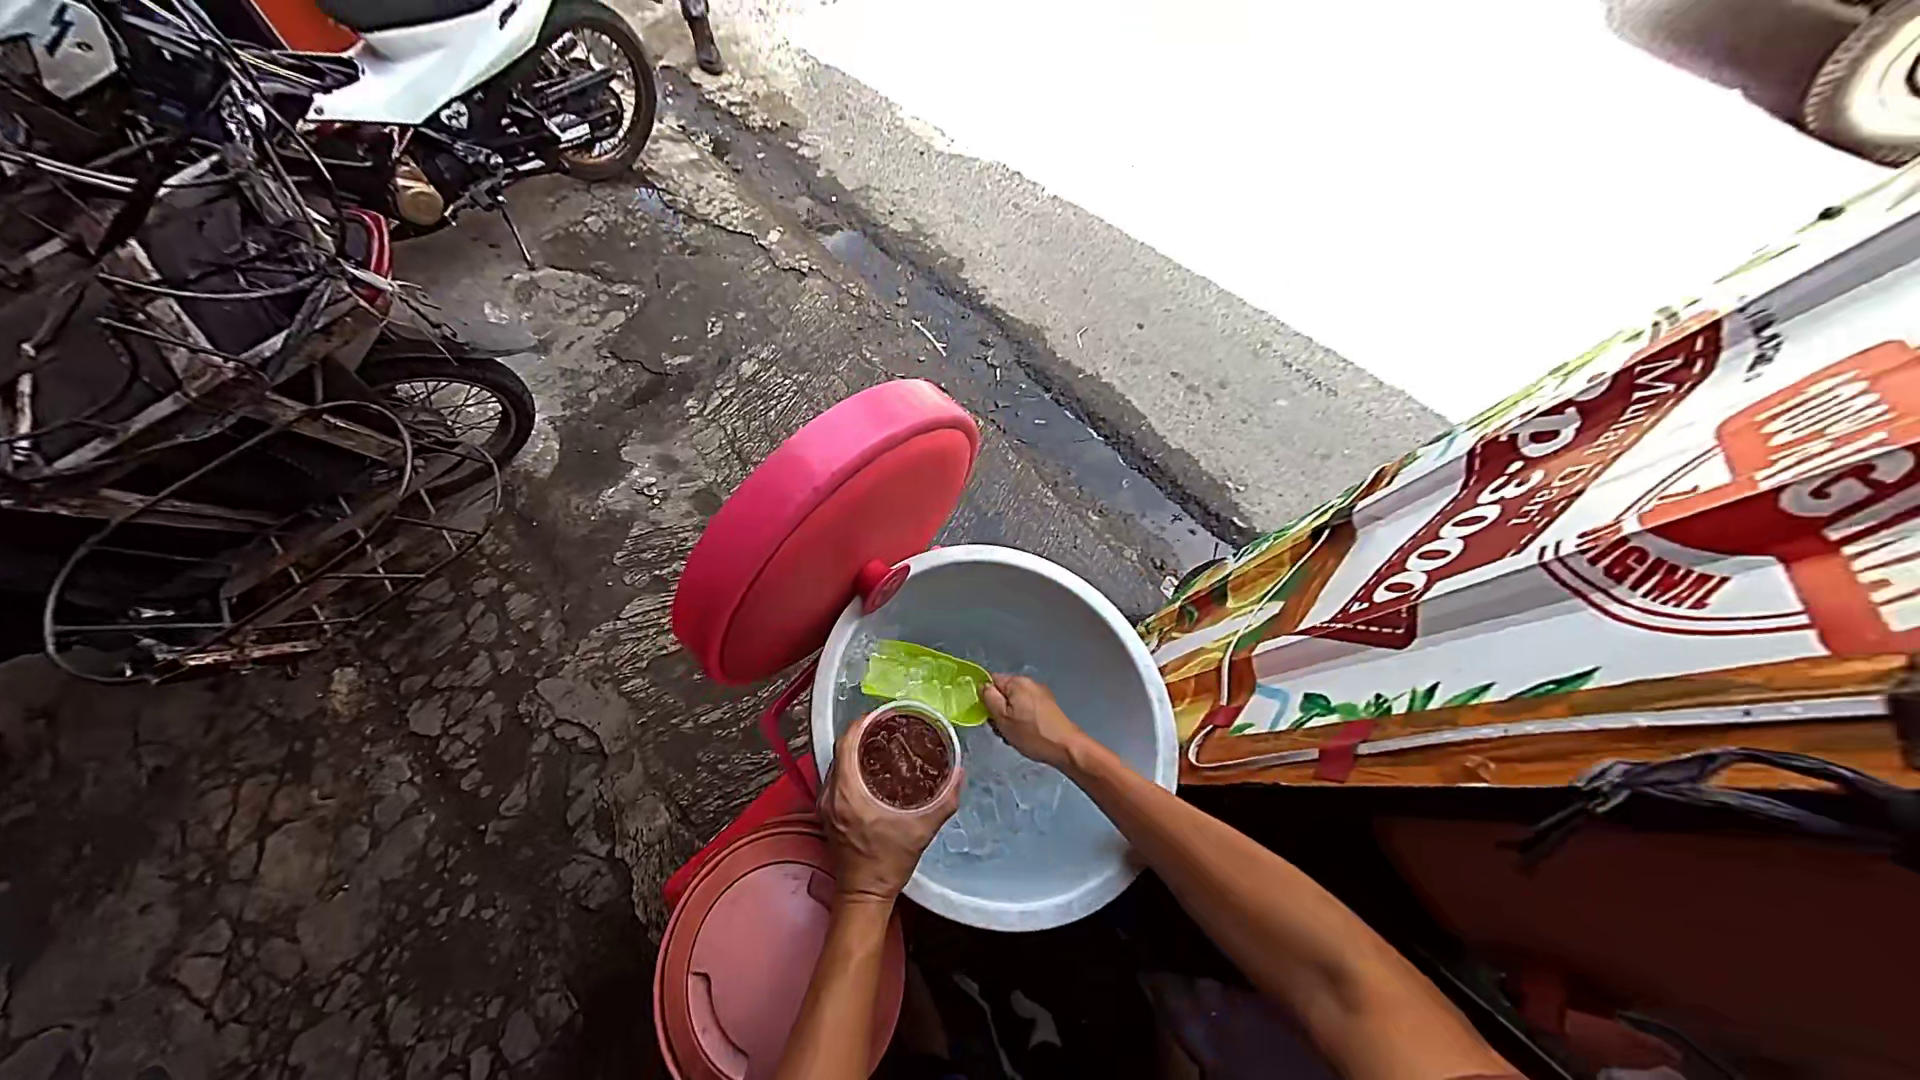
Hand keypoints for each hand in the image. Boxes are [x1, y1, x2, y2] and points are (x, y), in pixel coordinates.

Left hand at [818, 722, 960, 904]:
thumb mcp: (921, 830)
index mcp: (847, 793)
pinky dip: (847, 768)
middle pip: (839, 751)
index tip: (877, 714)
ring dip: (852, 751)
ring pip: (835, 765)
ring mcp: (824, 806)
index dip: (860, 724)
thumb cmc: (887, 864)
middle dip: (859, 735)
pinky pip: (833, 780)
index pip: (846, 744)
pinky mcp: (825, 815)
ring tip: (876, 742)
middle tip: (882, 726)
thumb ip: (944, 800)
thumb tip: (959, 773)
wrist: (863, 896)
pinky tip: (865, 769)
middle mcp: (830, 796)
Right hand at [981, 674, 1085, 769]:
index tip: (987, 714)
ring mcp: (1040, 694)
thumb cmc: (1032, 734)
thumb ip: (988, 698)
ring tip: (1014, 734)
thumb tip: (983, 685)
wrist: (1066, 747)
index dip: (985, 697)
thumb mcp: (1002, 718)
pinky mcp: (1047, 706)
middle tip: (1001, 728)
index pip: (991, 680)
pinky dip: (1022, 720)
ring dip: (1010, 717)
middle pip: (1003, 692)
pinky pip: (1026, 709)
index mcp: (1017, 682)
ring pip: (1014, 703)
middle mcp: (1030, 683)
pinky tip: (1026, 734)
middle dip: (998, 710)